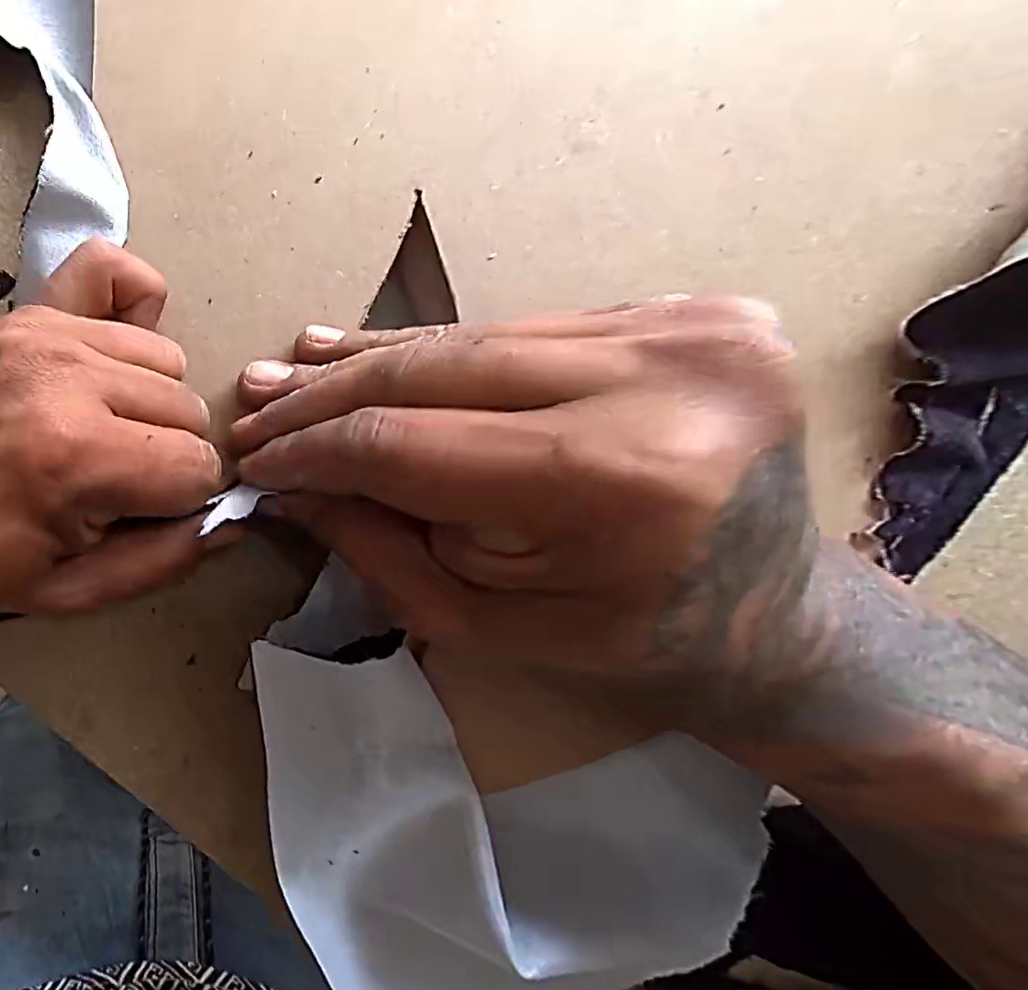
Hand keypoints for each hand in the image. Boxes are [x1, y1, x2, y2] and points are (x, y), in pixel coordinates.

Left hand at [0, 240, 233, 614]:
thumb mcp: (66, 591)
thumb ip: (160, 561)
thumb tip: (228, 521)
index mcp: (76, 457)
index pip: (197, 468)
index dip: (181, 503)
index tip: (139, 515)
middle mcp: (67, 380)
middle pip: (188, 411)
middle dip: (168, 457)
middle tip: (115, 482)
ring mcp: (45, 334)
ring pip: (166, 360)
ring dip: (150, 405)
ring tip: (100, 433)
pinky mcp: (28, 313)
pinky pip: (120, 282)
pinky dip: (132, 323)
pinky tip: (104, 366)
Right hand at [229, 298, 814, 681]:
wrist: (777, 612)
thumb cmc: (614, 638)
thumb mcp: (471, 616)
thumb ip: (371, 544)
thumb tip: (285, 486)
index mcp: (610, 482)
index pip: (401, 443)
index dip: (311, 450)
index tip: (253, 463)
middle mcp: (658, 381)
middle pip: (426, 373)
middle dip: (320, 400)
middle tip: (253, 414)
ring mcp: (683, 329)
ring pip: (461, 339)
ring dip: (358, 364)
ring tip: (284, 375)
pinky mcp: (682, 312)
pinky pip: (507, 329)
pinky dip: (422, 349)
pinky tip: (352, 349)